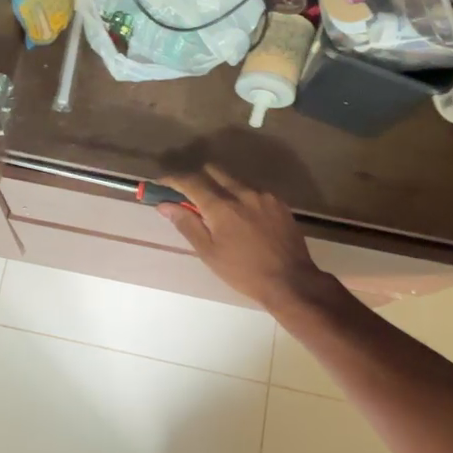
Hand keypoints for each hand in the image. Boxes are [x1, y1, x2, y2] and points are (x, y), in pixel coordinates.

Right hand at [158, 165, 329, 309]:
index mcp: (221, 207)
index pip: (191, 182)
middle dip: (198, 178)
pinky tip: (242, 215)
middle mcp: (242, 193)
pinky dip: (241, 195)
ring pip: (234, 179)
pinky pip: (253, 189)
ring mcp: (263, 195)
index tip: (162, 182)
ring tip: (218, 208)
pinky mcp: (278, 202)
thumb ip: (187, 224)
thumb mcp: (209, 253)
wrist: (290, 280)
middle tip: (189, 195)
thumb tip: (165, 205)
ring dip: (220, 186)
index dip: (173, 179)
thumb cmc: (243, 272)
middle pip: (213, 171)